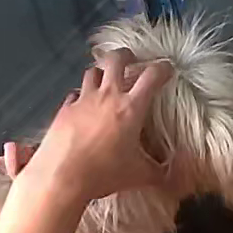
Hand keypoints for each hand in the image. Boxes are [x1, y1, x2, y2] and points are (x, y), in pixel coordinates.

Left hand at [16, 48, 171, 206]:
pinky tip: (83, 106)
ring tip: (106, 80)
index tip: (167, 69)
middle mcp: (107, 96)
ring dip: (101, 72)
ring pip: (92, 72)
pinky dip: (81, 96)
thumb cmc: (105, 173)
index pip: (152, 76)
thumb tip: (170, 175)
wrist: (61, 177)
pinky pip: (74, 95)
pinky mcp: (64, 110)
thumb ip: (158, 172)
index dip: (163, 68)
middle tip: (131, 60)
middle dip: (126, 55)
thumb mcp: (139, 175)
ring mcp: (83, 101)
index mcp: (131, 107)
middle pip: (116, 60)